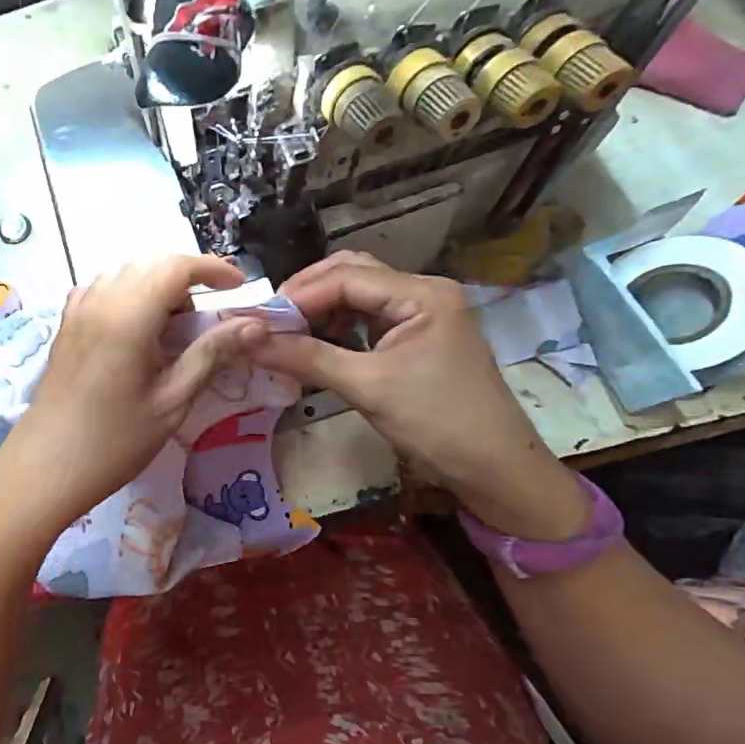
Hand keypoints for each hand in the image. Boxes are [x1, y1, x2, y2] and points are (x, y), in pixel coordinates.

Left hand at [0, 256, 267, 540]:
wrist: (46, 468)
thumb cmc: (114, 441)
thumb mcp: (172, 401)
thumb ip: (212, 355)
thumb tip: (255, 325)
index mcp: (127, 315)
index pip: (175, 267)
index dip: (212, 269)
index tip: (238, 287)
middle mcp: (99, 301)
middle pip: (150, 266)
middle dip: (186, 280)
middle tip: (207, 320)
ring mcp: (77, 312)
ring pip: (125, 276)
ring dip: (156, 289)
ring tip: (172, 332)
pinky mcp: (65, 327)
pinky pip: (102, 293)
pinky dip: (128, 299)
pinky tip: (135, 334)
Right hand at [251, 252, 589, 539]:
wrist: (494, 468)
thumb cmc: (437, 422)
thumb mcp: (368, 387)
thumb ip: (308, 358)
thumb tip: (250, 341)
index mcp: (422, 293)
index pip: (347, 277)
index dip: (299, 295)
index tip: (259, 320)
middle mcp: (423, 292)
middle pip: (353, 275)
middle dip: (308, 295)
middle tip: (270, 323)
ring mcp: (421, 315)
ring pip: (359, 297)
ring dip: (321, 311)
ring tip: (287, 335)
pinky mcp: (416, 338)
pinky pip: (368, 321)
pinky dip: (338, 329)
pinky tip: (315, 345)